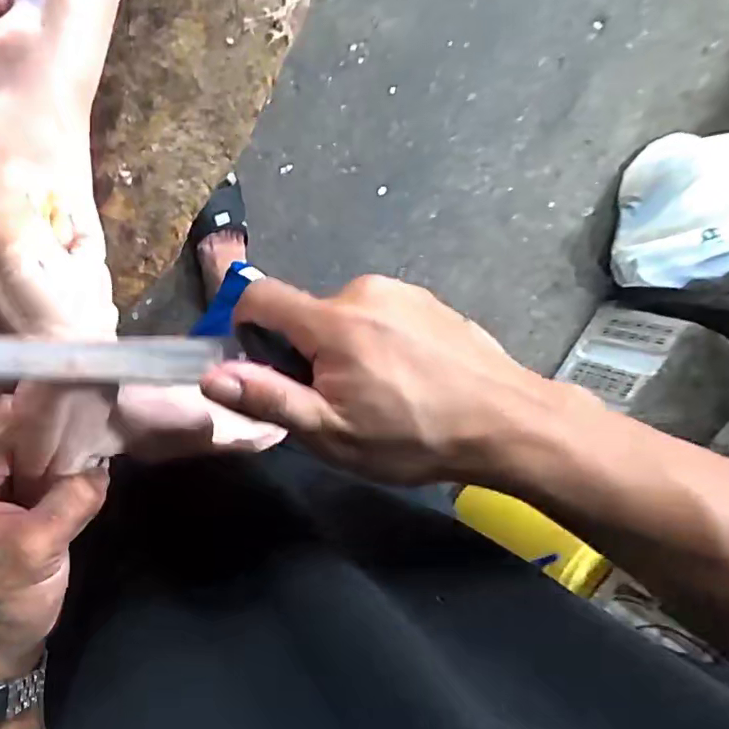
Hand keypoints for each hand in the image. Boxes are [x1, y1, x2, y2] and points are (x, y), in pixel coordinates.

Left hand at [0, 399, 110, 682]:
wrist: (0, 641)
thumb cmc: (6, 598)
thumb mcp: (37, 550)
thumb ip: (69, 504)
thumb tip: (100, 467)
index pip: (3, 434)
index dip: (40, 414)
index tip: (77, 390)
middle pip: (14, 437)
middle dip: (49, 421)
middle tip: (90, 395)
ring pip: (29, 453)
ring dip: (58, 442)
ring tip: (93, 413)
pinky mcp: (16, 504)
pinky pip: (39, 472)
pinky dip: (60, 463)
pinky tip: (87, 447)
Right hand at [199, 275, 596, 485]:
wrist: (516, 426)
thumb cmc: (413, 436)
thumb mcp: (330, 432)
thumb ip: (268, 398)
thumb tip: (212, 377)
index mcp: (334, 322)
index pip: (259, 296)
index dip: (244, 326)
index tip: (261, 365)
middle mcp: (363, 292)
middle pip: (300, 312)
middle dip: (298, 349)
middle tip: (329, 396)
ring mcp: (401, 292)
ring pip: (337, 314)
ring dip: (334, 345)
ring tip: (370, 389)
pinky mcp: (428, 301)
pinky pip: (374, 312)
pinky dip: (369, 338)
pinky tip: (401, 376)